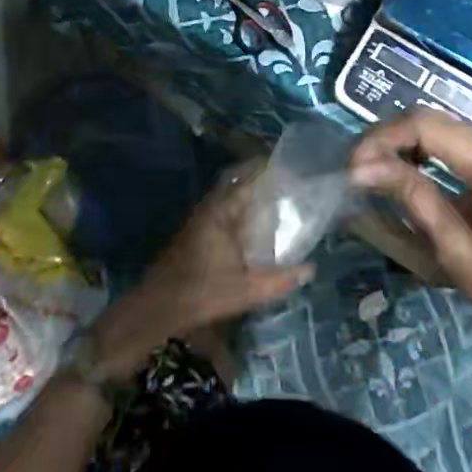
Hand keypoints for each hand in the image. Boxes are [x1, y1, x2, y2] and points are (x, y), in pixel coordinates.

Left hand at [90, 175, 313, 377]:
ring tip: (275, 204)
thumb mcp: (249, 290)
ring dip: (248, 201)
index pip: (247, 182)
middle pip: (237, 188)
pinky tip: (252, 229)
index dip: (266, 172)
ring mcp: (199, 221)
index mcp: (221, 213)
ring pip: (228, 202)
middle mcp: (209, 210)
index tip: (287, 167)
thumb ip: (281, 278)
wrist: (160, 304)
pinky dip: (238, 215)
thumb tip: (310, 268)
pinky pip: (222, 214)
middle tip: (285, 186)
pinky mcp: (194, 234)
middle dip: (259, 184)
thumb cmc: (204, 292)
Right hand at [350, 110, 471, 384]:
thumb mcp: (452, 247)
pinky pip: (445, 140)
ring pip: (434, 125)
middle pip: (429, 119)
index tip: (352, 166)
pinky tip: (398, 169)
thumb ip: (411, 198)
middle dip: (385, 138)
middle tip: (355, 167)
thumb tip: (361, 167)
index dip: (382, 139)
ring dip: (397, 141)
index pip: (426, 127)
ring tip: (370, 168)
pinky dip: (414, 148)